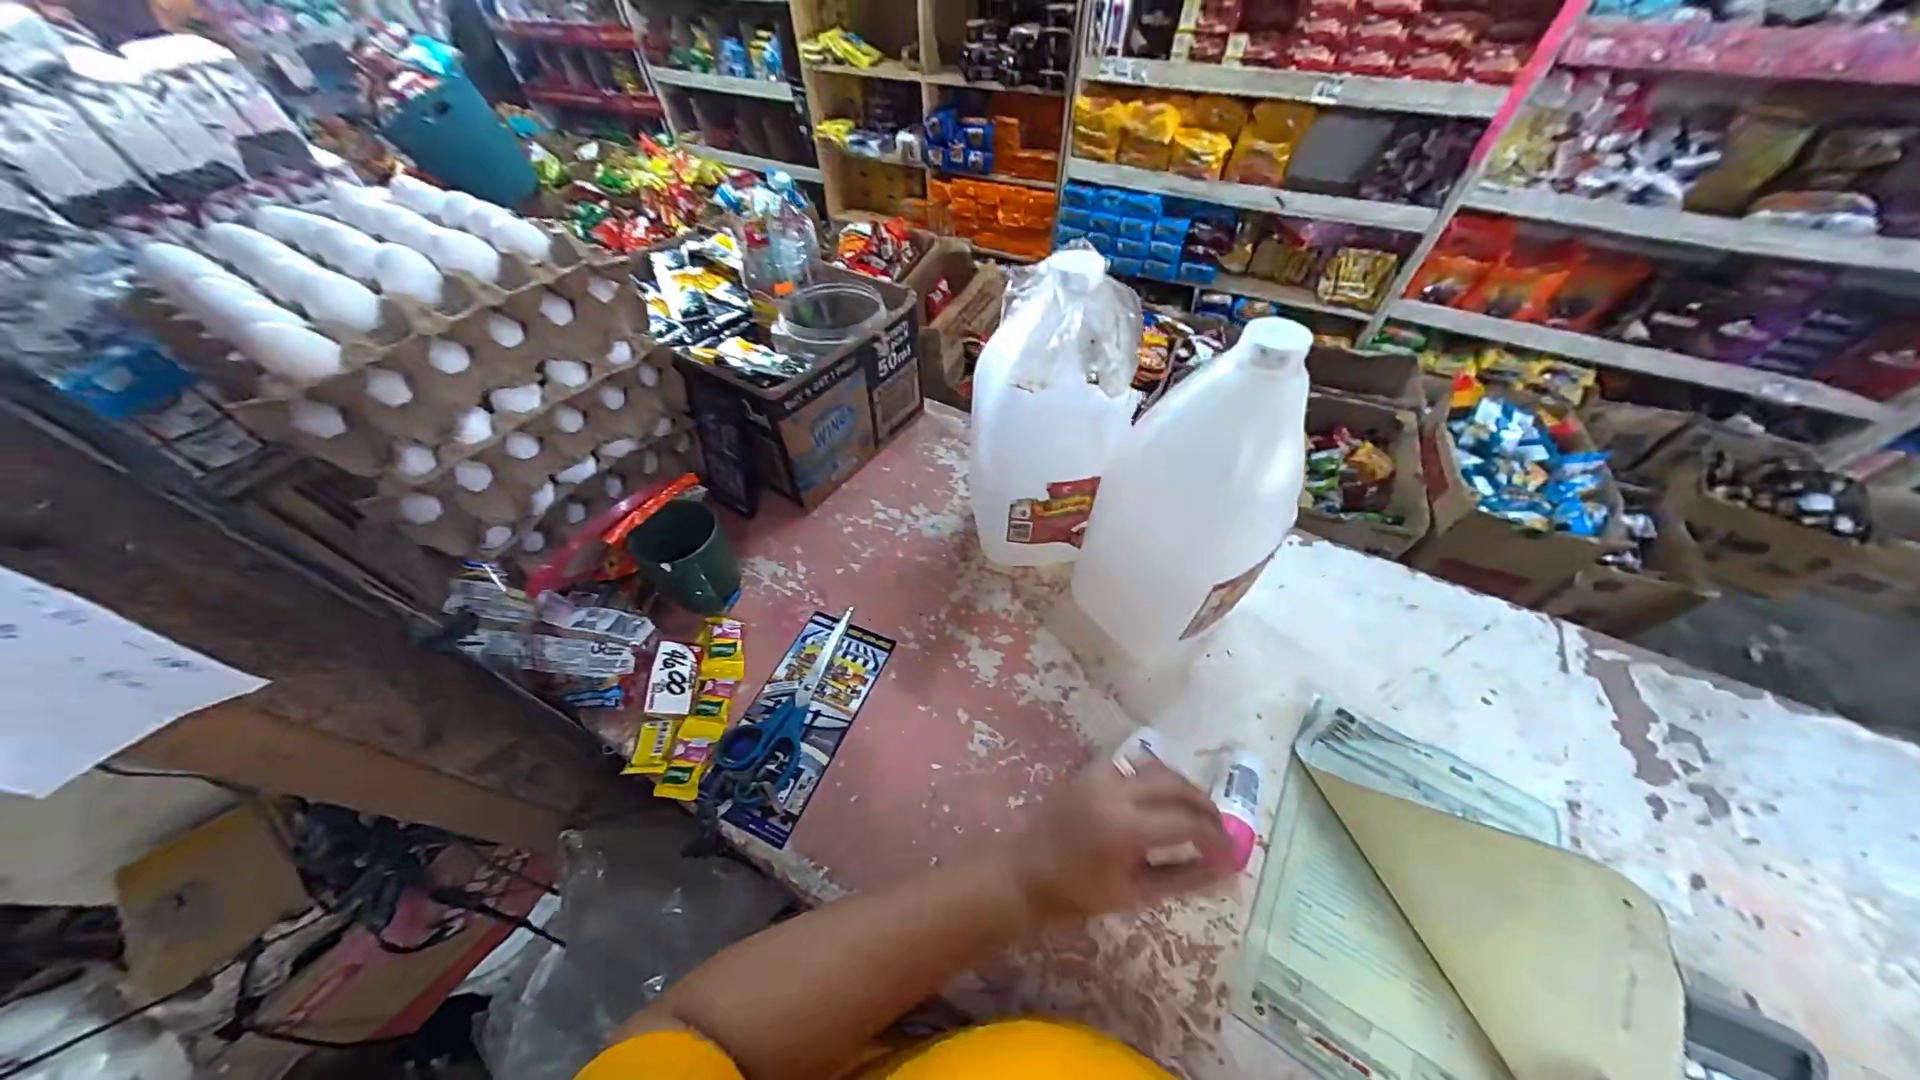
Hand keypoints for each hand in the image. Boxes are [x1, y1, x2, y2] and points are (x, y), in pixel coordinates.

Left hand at [1006, 763, 1232, 923]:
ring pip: (1155, 767)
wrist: (1024, 871)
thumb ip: (1182, 878)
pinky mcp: (1089, 770)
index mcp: (1126, 827)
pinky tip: (1159, 798)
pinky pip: (1131, 764)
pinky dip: (1152, 776)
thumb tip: (1224, 869)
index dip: (1216, 836)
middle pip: (1175, 784)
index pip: (1187, 822)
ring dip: (1181, 786)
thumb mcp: (1134, 894)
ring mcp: (1100, 775)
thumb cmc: (1077, 892)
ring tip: (1194, 812)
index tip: (1230, 851)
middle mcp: (1115, 791)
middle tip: (1218, 827)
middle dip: (1203, 804)